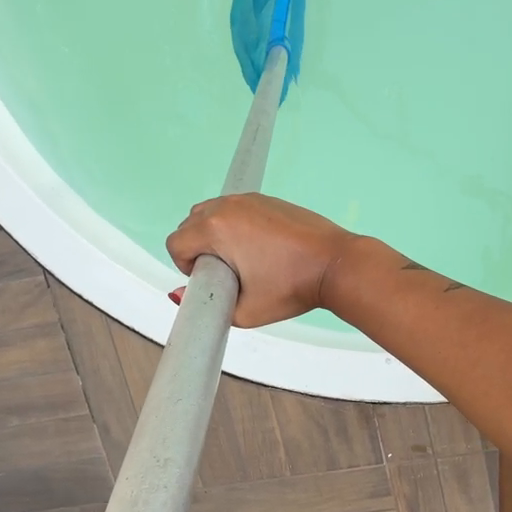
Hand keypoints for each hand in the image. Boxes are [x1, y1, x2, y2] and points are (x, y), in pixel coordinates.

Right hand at [165, 193, 363, 327]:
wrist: (335, 265)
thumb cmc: (294, 288)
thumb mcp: (247, 312)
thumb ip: (207, 306)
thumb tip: (179, 296)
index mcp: (216, 228)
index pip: (176, 243)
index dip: (185, 267)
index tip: (209, 281)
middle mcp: (228, 206)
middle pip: (190, 223)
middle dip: (198, 249)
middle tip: (225, 273)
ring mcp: (250, 199)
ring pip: (212, 213)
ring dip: (215, 235)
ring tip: (242, 261)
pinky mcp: (269, 200)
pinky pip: (237, 209)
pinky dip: (237, 226)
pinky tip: (260, 249)